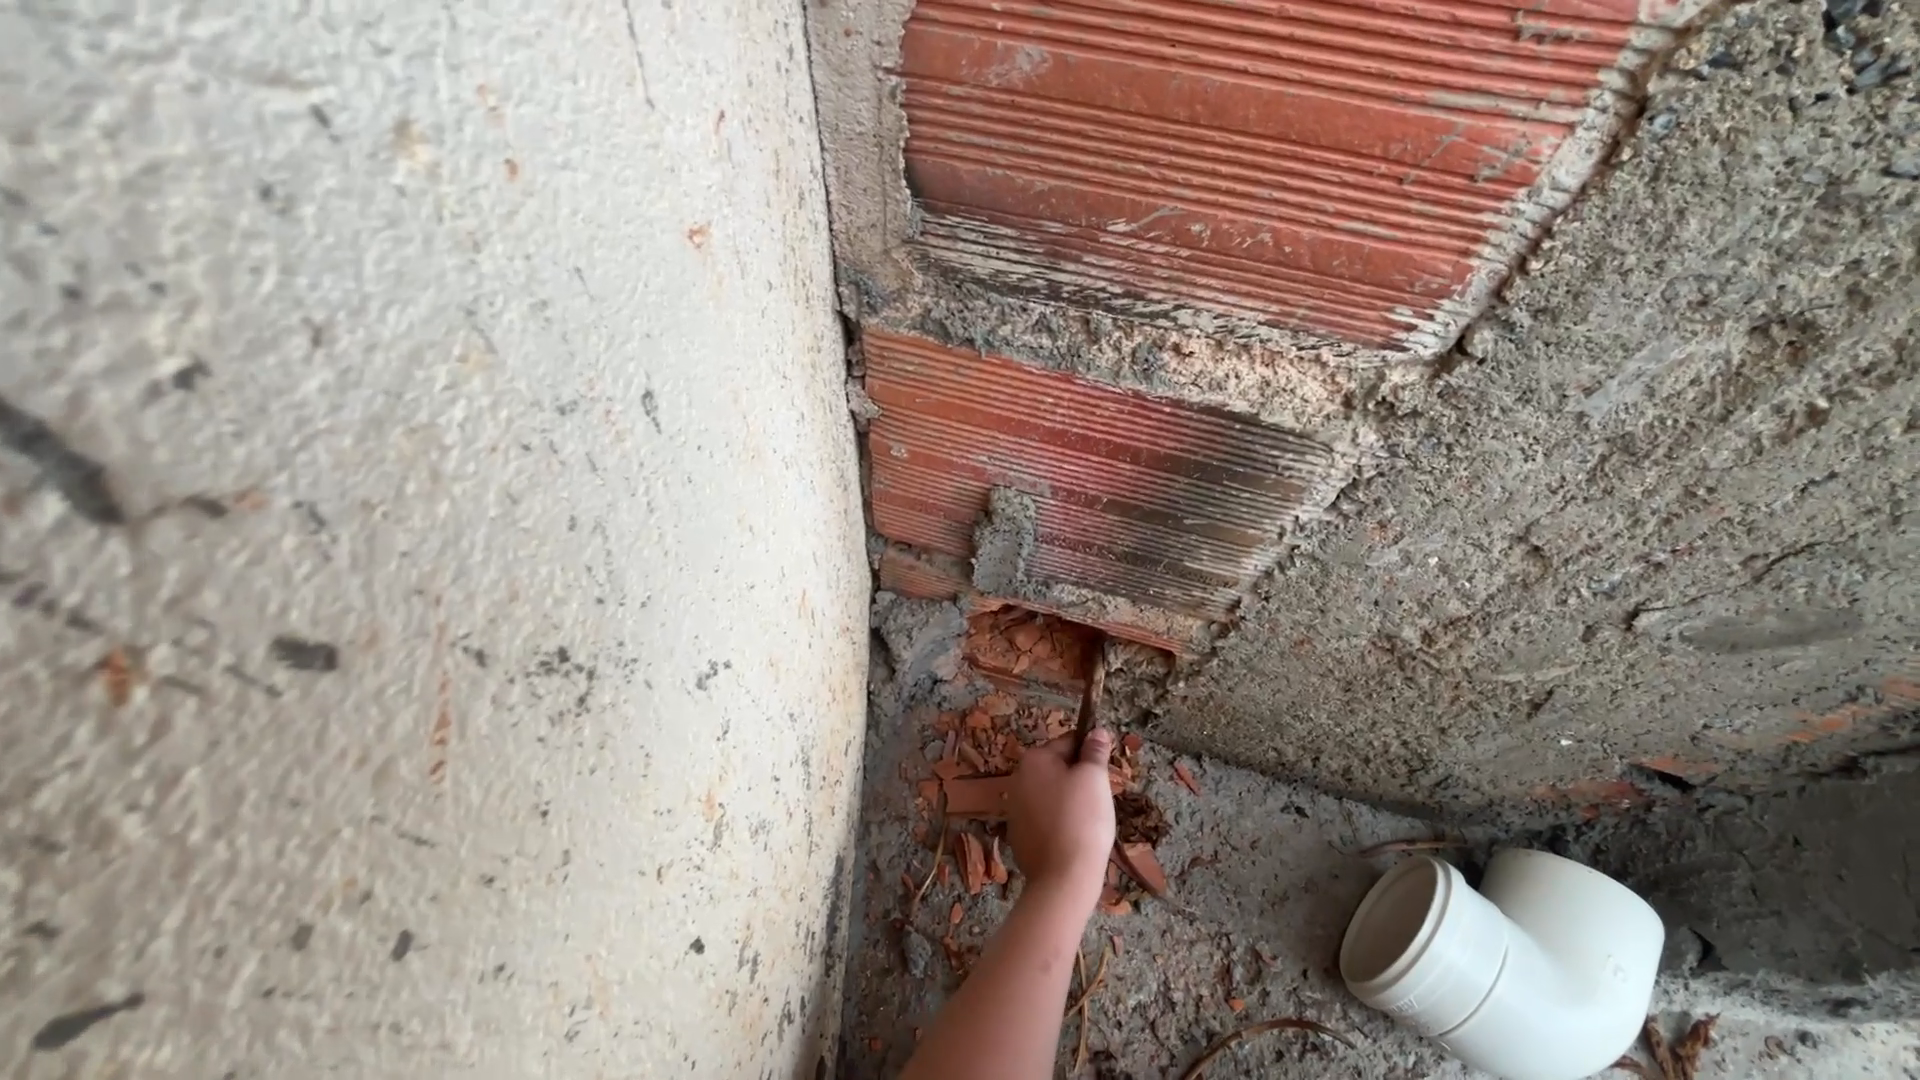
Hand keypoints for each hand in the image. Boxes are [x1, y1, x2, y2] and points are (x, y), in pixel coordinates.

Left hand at [1007, 729, 1115, 904]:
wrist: (1063, 877)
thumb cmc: (1082, 819)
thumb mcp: (1094, 778)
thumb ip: (1095, 751)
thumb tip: (1097, 731)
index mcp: (1033, 760)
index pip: (1068, 742)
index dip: (1091, 755)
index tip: (1104, 775)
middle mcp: (1017, 779)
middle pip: (1059, 769)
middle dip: (1080, 780)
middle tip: (1099, 801)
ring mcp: (1015, 809)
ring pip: (1053, 795)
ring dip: (1071, 802)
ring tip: (1090, 822)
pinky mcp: (1020, 836)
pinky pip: (1046, 819)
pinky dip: (1061, 823)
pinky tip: (1075, 839)